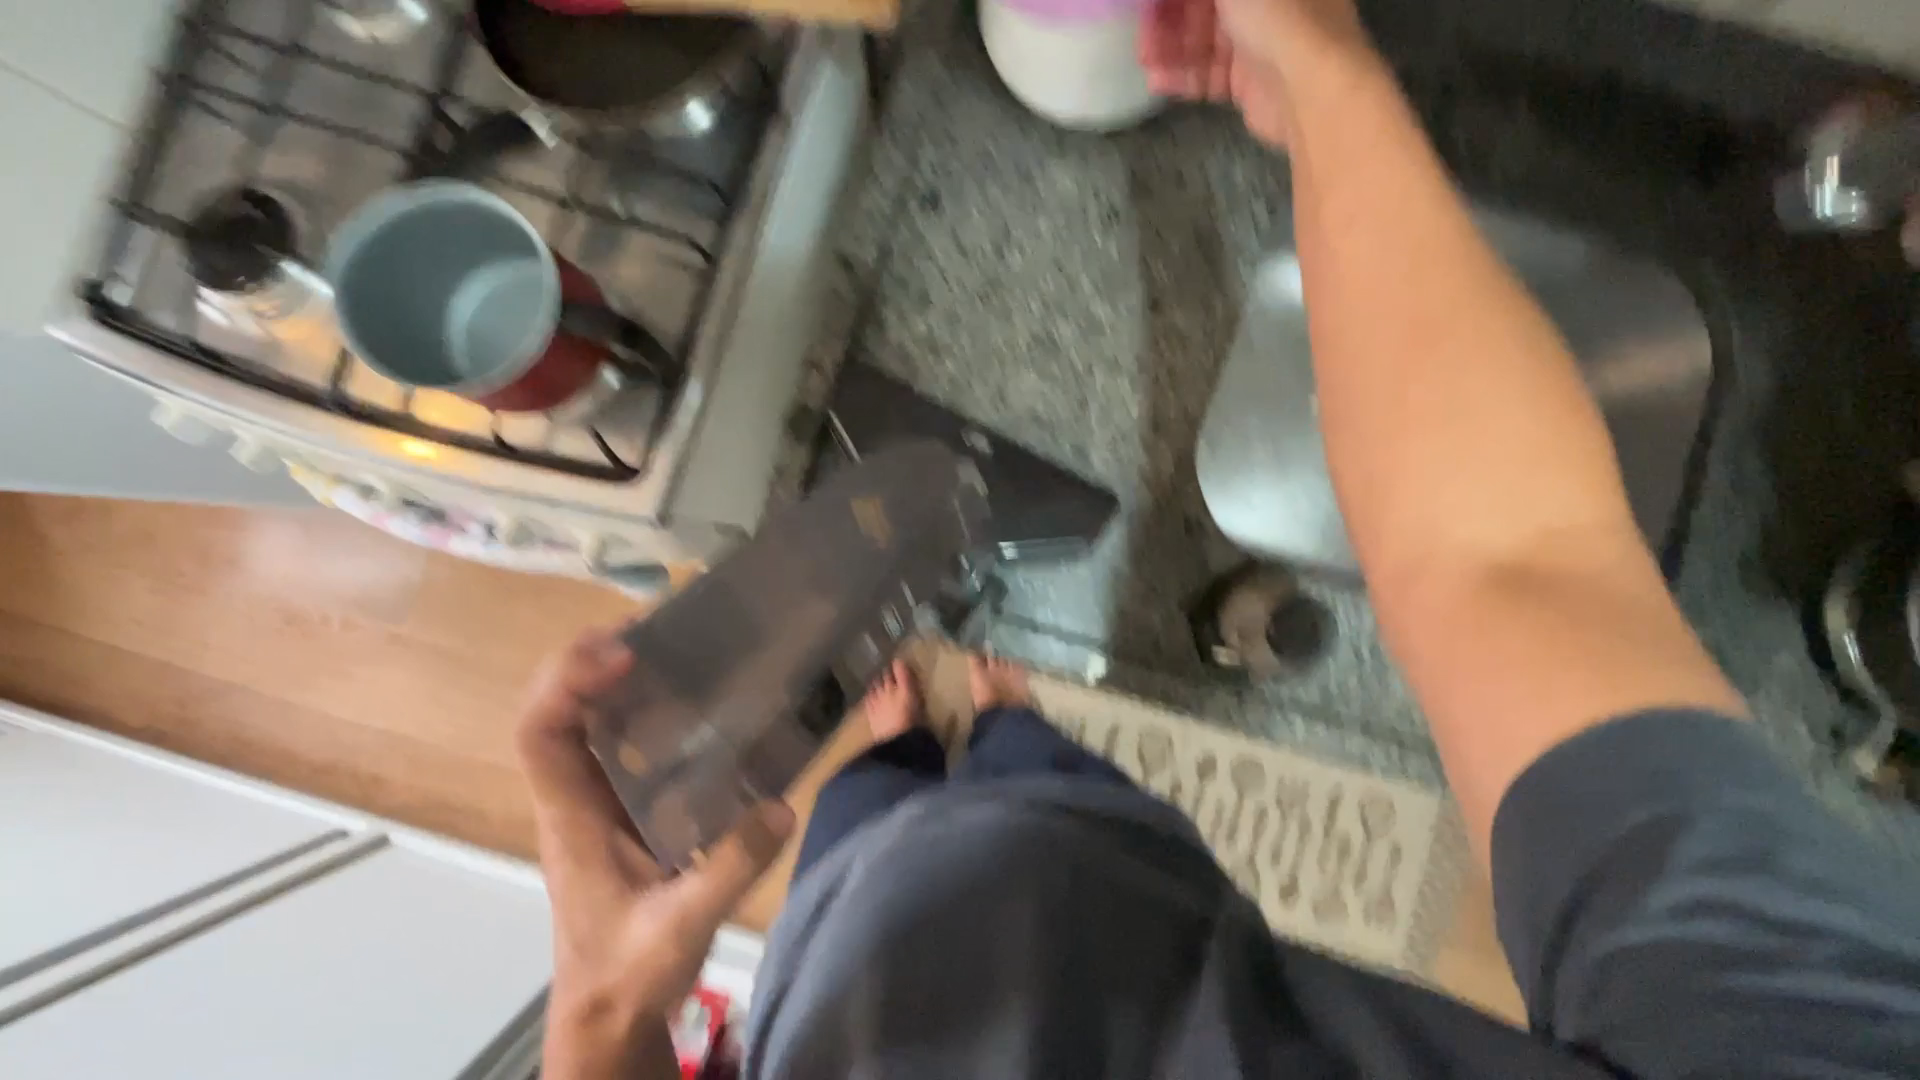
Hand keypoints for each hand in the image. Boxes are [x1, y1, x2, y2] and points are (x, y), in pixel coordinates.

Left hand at [517, 630, 794, 1079]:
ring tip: (673, 641)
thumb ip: (730, 870)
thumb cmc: (628, 972)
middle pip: (554, 708)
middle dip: (587, 658)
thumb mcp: (682, 927)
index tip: (622, 654)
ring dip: (612, 672)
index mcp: (573, 818)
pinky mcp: (621, 805)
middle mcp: (575, 795)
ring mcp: (594, 798)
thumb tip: (783, 805)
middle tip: (652, 626)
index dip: (567, 684)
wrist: (609, 1010)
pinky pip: (619, 739)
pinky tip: (692, 694)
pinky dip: (642, 704)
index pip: (541, 734)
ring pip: (584, 718)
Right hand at [1139, 0, 1378, 146]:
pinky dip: (1183, 77)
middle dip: (1169, 16)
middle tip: (1139, 30)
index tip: (1147, 2)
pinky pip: (1209, 76)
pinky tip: (1156, 81)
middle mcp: (1265, 2)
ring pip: (1203, 43)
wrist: (1308, 85)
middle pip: (1205, 7)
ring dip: (1170, 49)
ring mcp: (1257, 43)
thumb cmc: (1276, 12)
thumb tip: (1177, 0)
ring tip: (1143, 60)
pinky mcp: (1248, 83)